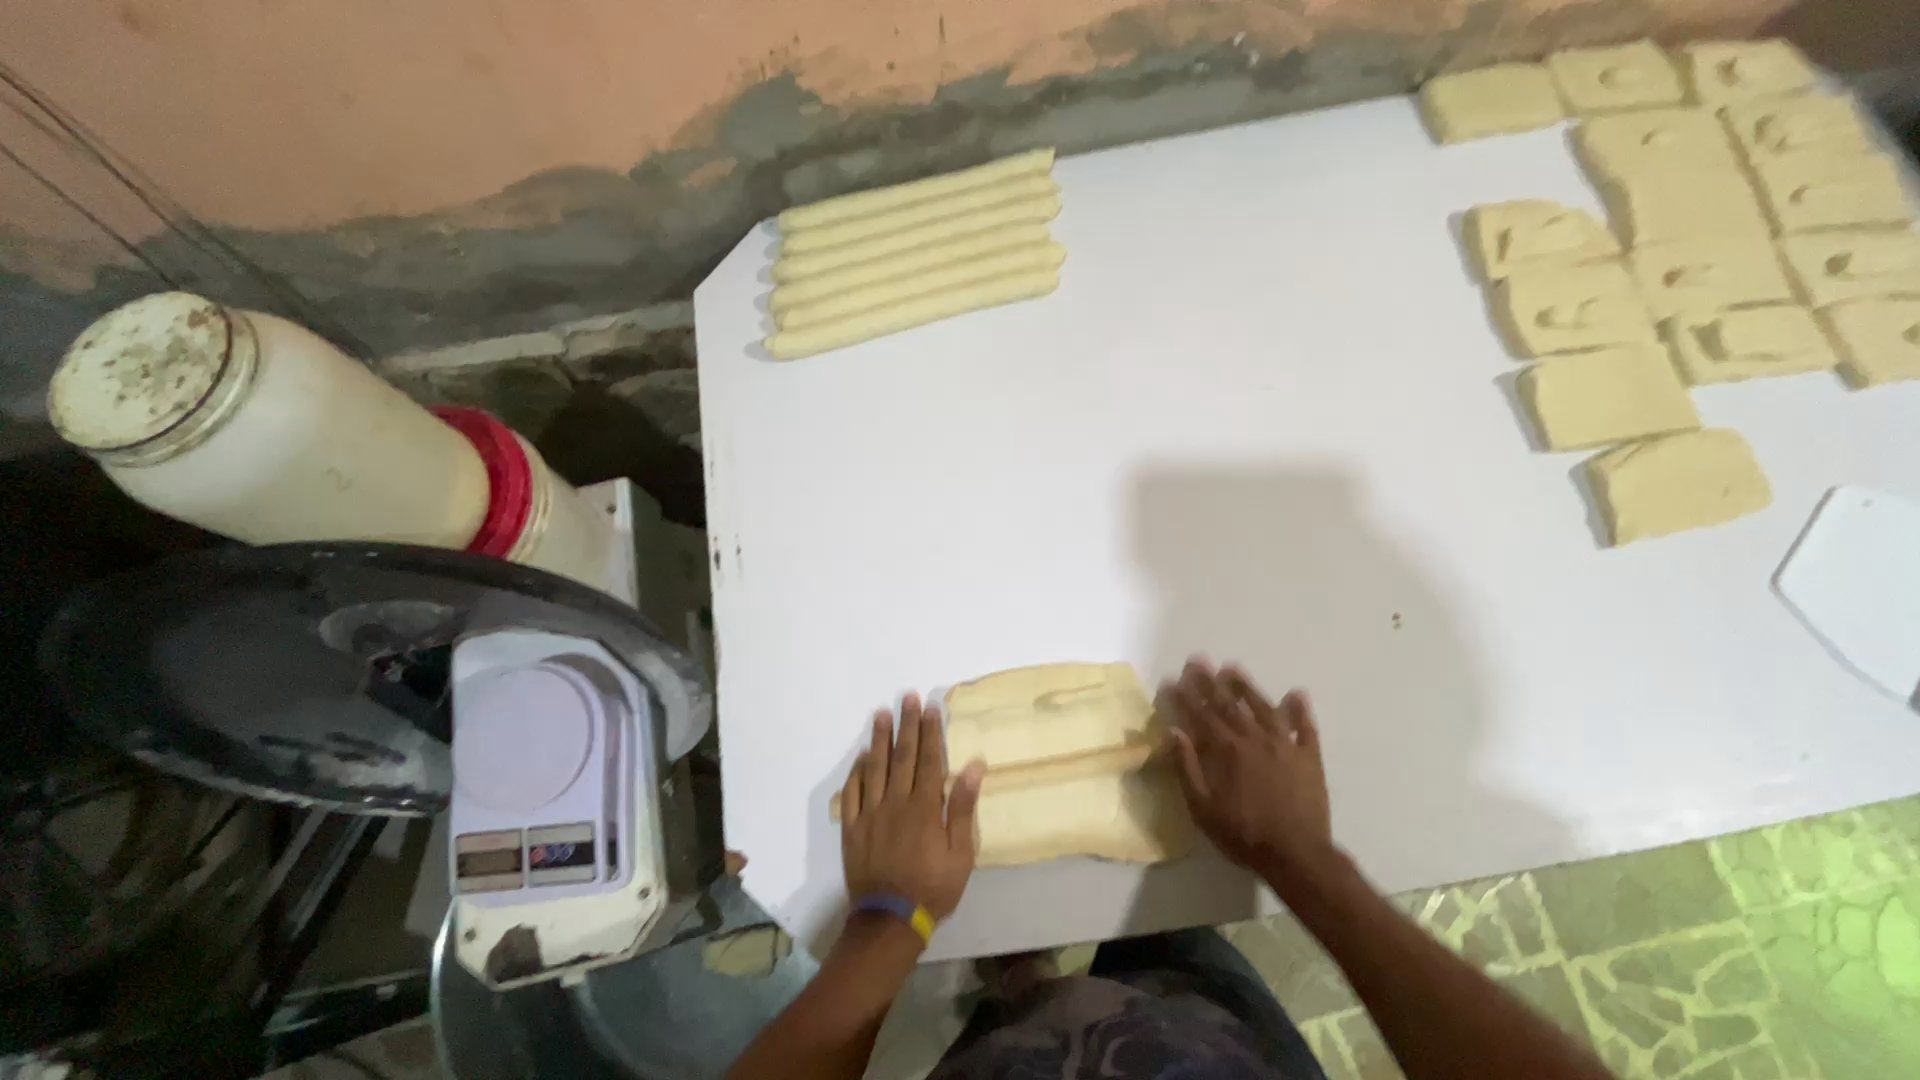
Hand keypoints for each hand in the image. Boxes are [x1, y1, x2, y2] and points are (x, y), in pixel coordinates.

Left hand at [839, 694, 985, 920]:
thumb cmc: (933, 887)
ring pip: (875, 768)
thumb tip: (972, 767)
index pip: (928, 761)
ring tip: (881, 714)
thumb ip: (962, 808)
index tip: (931, 708)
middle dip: (906, 725)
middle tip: (906, 697)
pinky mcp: (852, 827)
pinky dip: (857, 772)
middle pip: (902, 756)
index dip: (930, 733)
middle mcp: (896, 802)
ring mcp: (871, 814)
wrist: (890, 919)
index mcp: (924, 807)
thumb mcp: (961, 853)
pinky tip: (862, 756)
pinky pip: (852, 793)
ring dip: (879, 739)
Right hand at [1164, 659, 1334, 882]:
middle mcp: (1254, 740)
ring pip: (1263, 708)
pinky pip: (1305, 728)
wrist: (1297, 855)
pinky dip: (1300, 710)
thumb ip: (1187, 768)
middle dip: (1210, 682)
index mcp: (1227, 751)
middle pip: (1229, 705)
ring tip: (1233, 668)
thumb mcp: (1203, 808)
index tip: (1173, 678)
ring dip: (1247, 688)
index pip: (1201, 716)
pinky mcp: (1309, 757)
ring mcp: (1285, 745)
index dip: (1185, 697)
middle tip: (1198, 660)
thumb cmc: (1244, 834)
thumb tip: (1173, 732)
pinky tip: (1297, 694)